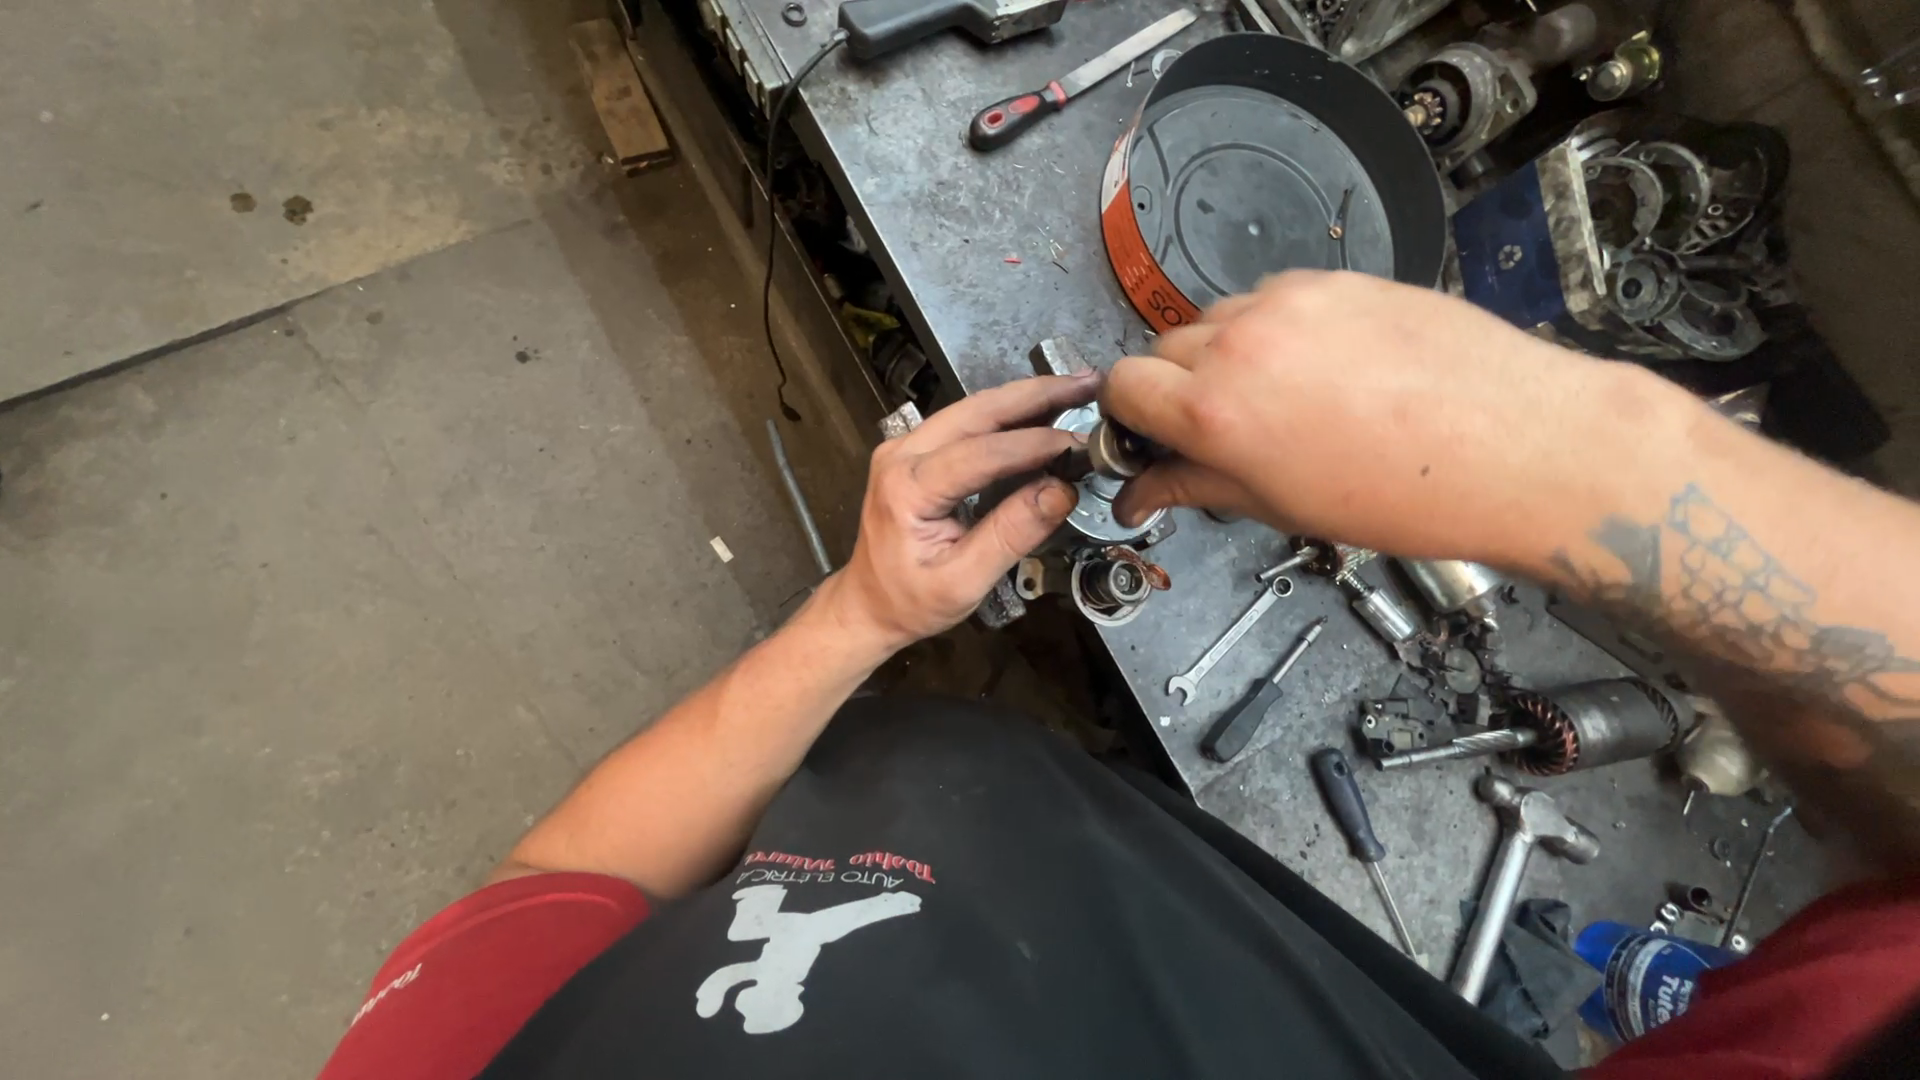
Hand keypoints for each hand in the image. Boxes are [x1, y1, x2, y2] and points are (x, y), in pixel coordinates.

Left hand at [820, 373, 1096, 651]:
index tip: (1080, 442)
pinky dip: (1008, 414)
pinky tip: (1041, 411)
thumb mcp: (962, 582)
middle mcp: (901, 454)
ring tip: (1074, 390)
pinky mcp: (916, 450)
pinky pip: (966, 422)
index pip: (979, 453)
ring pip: (972, 408)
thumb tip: (1061, 492)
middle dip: (1036, 394)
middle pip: (976, 411)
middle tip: (1087, 385)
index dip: (1033, 444)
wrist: (867, 605)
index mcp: (906, 488)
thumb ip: (1010, 536)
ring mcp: (906, 446)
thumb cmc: (909, 602)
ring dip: (1024, 398)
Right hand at [1101, 270, 1674, 566]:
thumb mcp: (1274, 505)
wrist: (1519, 445)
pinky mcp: (1333, 277)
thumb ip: (1190, 488)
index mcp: (1214, 411)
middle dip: (1172, 388)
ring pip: (1212, 321)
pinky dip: (1268, 328)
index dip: (1126, 414)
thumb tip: (1136, 496)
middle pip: (1160, 350)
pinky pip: (1268, 298)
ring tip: (1274, 394)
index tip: (1147, 435)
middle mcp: (1239, 344)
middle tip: (1215, 425)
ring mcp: (1288, 302)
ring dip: (1220, 356)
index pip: (1120, 385)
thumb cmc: (1397, 495)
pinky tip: (1315, 363)